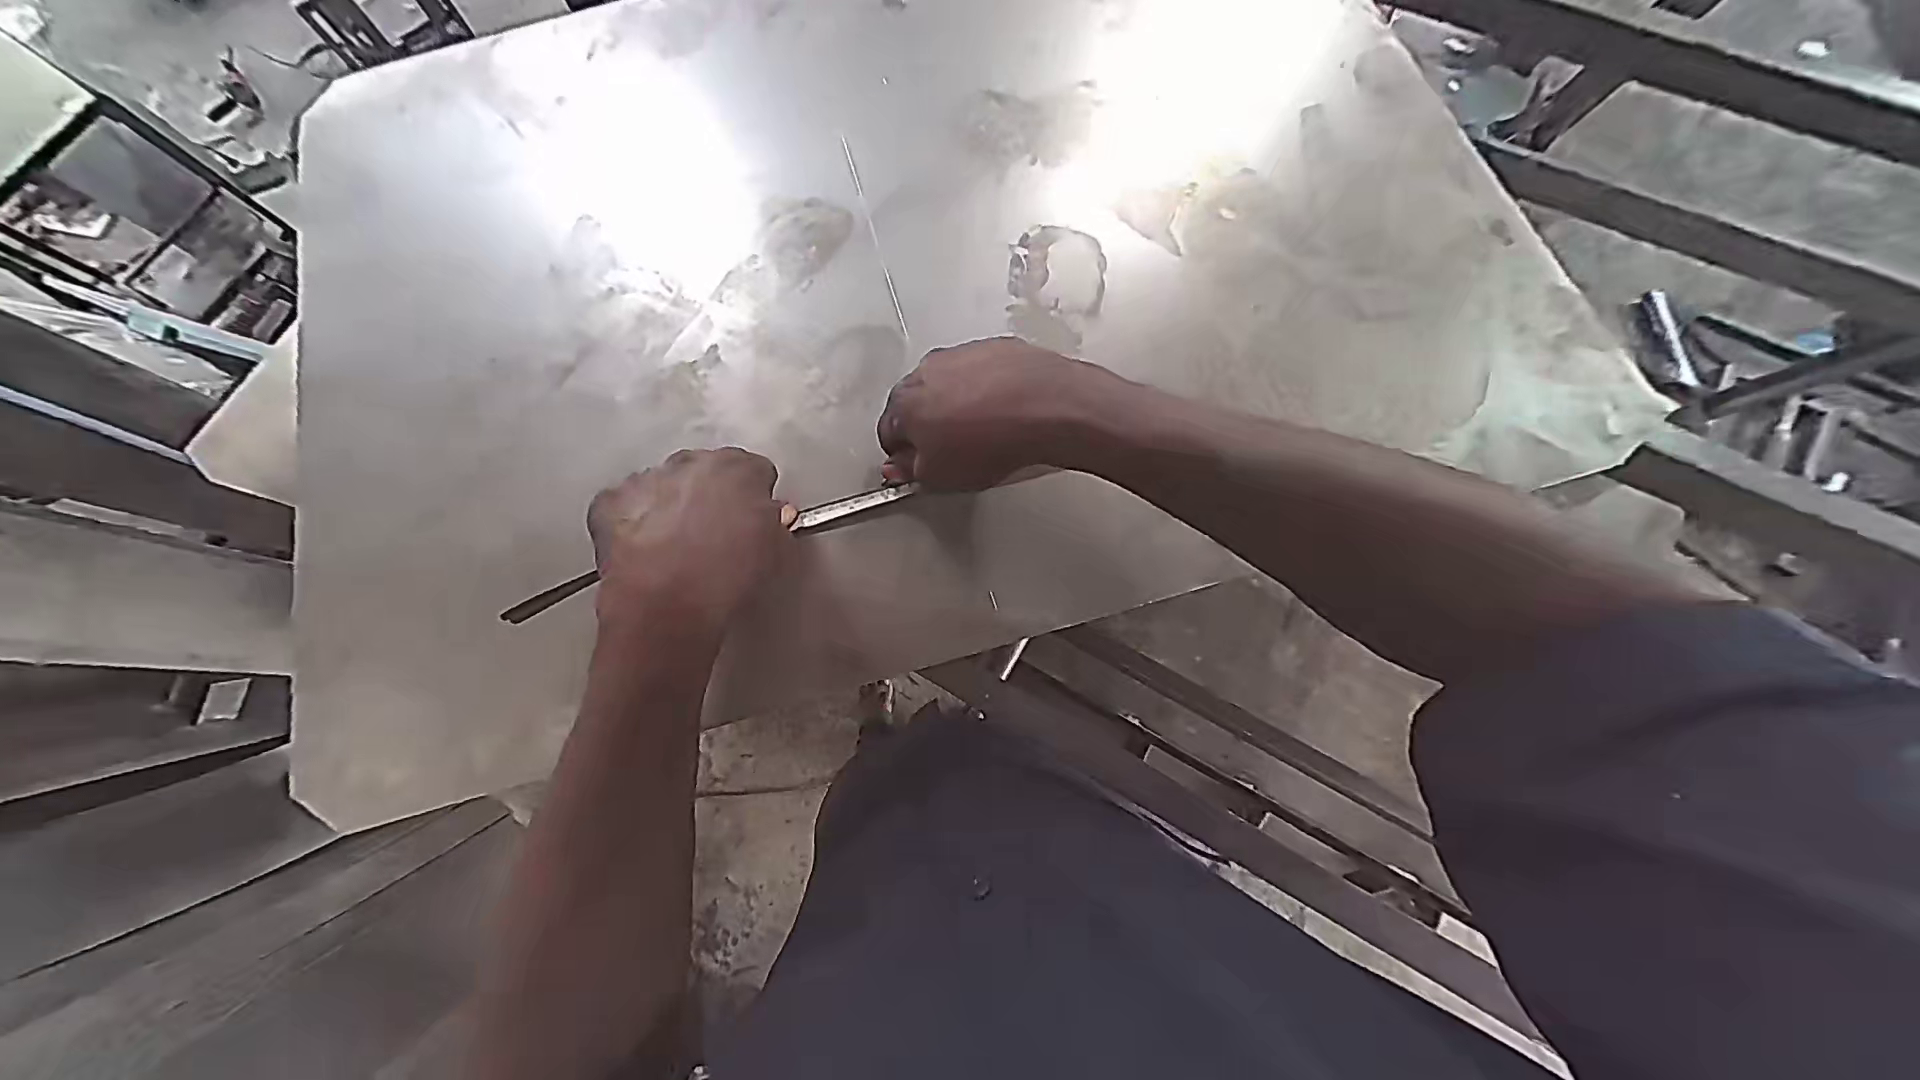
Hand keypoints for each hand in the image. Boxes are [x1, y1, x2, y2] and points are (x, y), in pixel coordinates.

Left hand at [587, 448, 796, 630]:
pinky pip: (629, 503)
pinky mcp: (612, 502)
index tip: (757, 518)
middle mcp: (692, 464)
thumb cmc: (720, 580)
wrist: (665, 607)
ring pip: (668, 483)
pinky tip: (650, 547)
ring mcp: (649, 480)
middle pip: (709, 470)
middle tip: (721, 534)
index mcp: (739, 470)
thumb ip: (777, 523)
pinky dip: (637, 519)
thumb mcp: (776, 552)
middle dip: (715, 495)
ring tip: (684, 547)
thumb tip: (774, 519)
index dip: (758, 498)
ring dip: (676, 504)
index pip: (756, 470)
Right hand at [875, 337, 1127, 489]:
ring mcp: (962, 354)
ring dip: (958, 406)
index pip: (888, 431)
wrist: (1049, 406)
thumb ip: (911, 471)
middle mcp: (928, 370)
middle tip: (952, 452)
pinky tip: (1006, 414)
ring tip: (985, 434)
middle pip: (916, 403)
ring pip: (949, 385)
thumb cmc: (996, 438)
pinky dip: (988, 390)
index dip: (903, 454)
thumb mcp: (941, 476)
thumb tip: (902, 467)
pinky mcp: (995, 348)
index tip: (919, 465)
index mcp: (904, 401)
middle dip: (929, 427)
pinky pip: (983, 373)